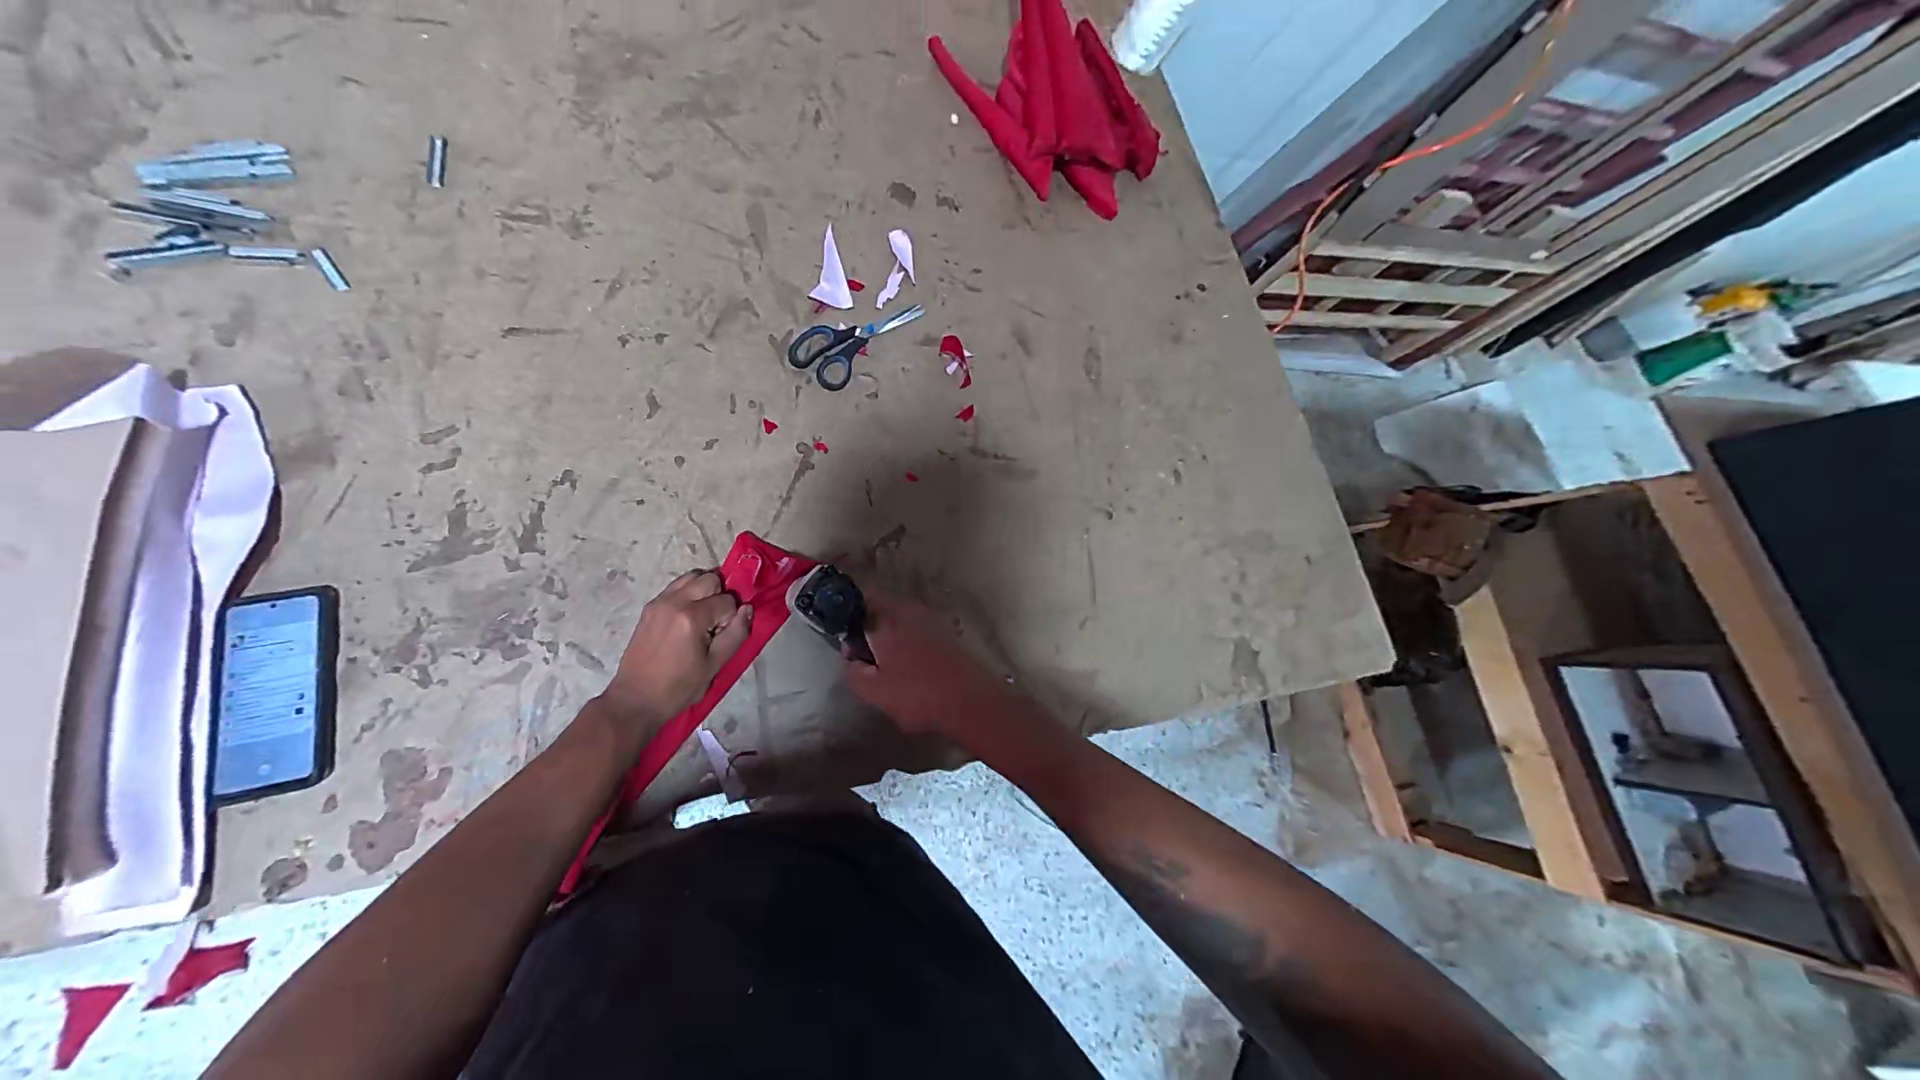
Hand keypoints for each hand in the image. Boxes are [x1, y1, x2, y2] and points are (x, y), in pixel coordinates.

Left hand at [600, 570, 752, 729]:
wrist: (636, 699)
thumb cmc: (678, 687)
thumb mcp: (715, 665)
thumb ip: (737, 634)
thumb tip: (748, 609)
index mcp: (691, 617)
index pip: (727, 601)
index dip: (731, 619)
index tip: (721, 638)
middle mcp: (674, 601)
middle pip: (710, 578)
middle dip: (720, 596)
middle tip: (716, 623)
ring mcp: (659, 602)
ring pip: (692, 576)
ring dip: (704, 590)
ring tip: (703, 617)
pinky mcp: (650, 607)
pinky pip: (676, 586)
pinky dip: (689, 593)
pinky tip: (688, 619)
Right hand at [842, 591, 1032, 747]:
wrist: (971, 702)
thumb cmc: (918, 695)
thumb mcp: (873, 691)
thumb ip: (853, 672)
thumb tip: (851, 657)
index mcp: (886, 618)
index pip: (859, 600)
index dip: (846, 618)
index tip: (846, 641)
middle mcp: (910, 610)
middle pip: (880, 610)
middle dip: (869, 631)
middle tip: (866, 661)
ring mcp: (932, 620)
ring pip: (900, 622)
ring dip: (891, 639)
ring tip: (890, 670)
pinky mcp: (948, 634)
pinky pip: (918, 632)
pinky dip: (910, 646)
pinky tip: (913, 671)